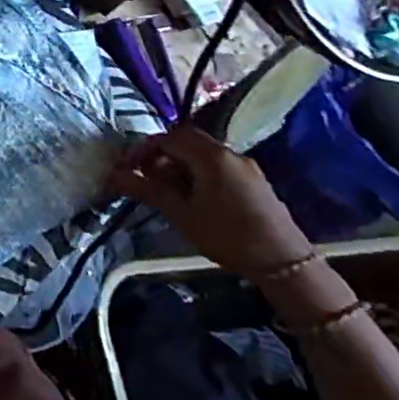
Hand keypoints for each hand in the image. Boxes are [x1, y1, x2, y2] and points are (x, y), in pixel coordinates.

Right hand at [106, 126, 311, 276]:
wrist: (283, 262)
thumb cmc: (227, 236)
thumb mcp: (182, 214)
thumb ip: (148, 190)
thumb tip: (115, 175)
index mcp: (211, 156)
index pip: (170, 137)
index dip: (145, 149)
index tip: (129, 168)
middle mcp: (229, 153)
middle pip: (188, 141)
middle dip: (162, 155)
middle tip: (146, 178)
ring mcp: (245, 166)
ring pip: (204, 154)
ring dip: (180, 165)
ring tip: (167, 192)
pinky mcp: (254, 180)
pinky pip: (219, 166)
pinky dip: (199, 173)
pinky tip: (194, 199)